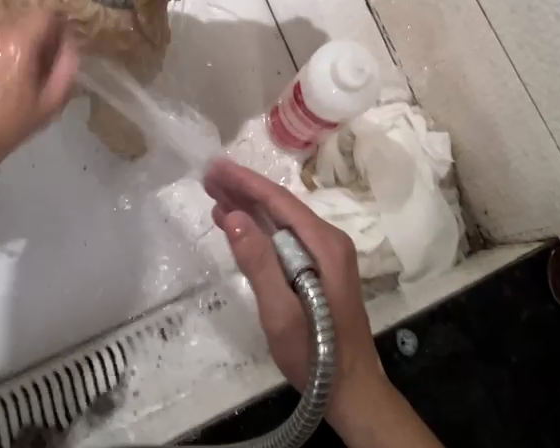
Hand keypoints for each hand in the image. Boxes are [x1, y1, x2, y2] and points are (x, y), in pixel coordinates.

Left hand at [0, 12, 78, 169]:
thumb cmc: (7, 126)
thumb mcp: (50, 103)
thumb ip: (67, 65)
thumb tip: (68, 41)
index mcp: (19, 41)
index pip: (46, 13)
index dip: (54, 29)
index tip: (51, 48)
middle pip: (17, 22)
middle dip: (26, 40)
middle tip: (23, 69)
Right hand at [204, 160, 387, 415]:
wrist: (351, 392)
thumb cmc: (316, 354)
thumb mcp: (281, 312)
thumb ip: (258, 264)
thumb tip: (234, 216)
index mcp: (324, 244)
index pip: (280, 201)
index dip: (246, 181)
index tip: (217, 167)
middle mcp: (328, 241)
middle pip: (281, 207)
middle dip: (244, 190)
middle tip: (208, 177)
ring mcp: (326, 255)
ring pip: (282, 221)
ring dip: (249, 207)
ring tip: (214, 195)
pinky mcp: (319, 270)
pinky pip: (285, 238)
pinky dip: (259, 229)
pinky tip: (238, 227)